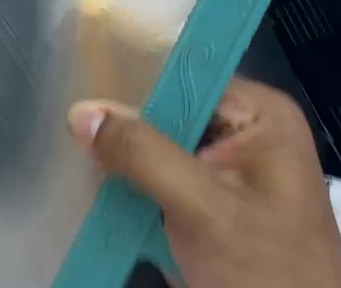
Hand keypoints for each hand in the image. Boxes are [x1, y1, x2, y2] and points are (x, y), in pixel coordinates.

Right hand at [69, 79, 340, 287]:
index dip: (131, 74)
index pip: (181, 72)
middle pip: (163, 105)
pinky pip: (156, 171)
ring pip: (154, 139)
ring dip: (119, 149)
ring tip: (73, 141)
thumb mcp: (206, 210)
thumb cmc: (271, 274)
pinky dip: (129, 178)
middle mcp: (243, 128)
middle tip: (70, 118)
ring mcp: (224, 165)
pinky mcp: (207, 199)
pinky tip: (96, 176)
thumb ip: (143, 155)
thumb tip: (78, 113)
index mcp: (259, 113)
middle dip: (120, 116)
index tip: (81, 79)